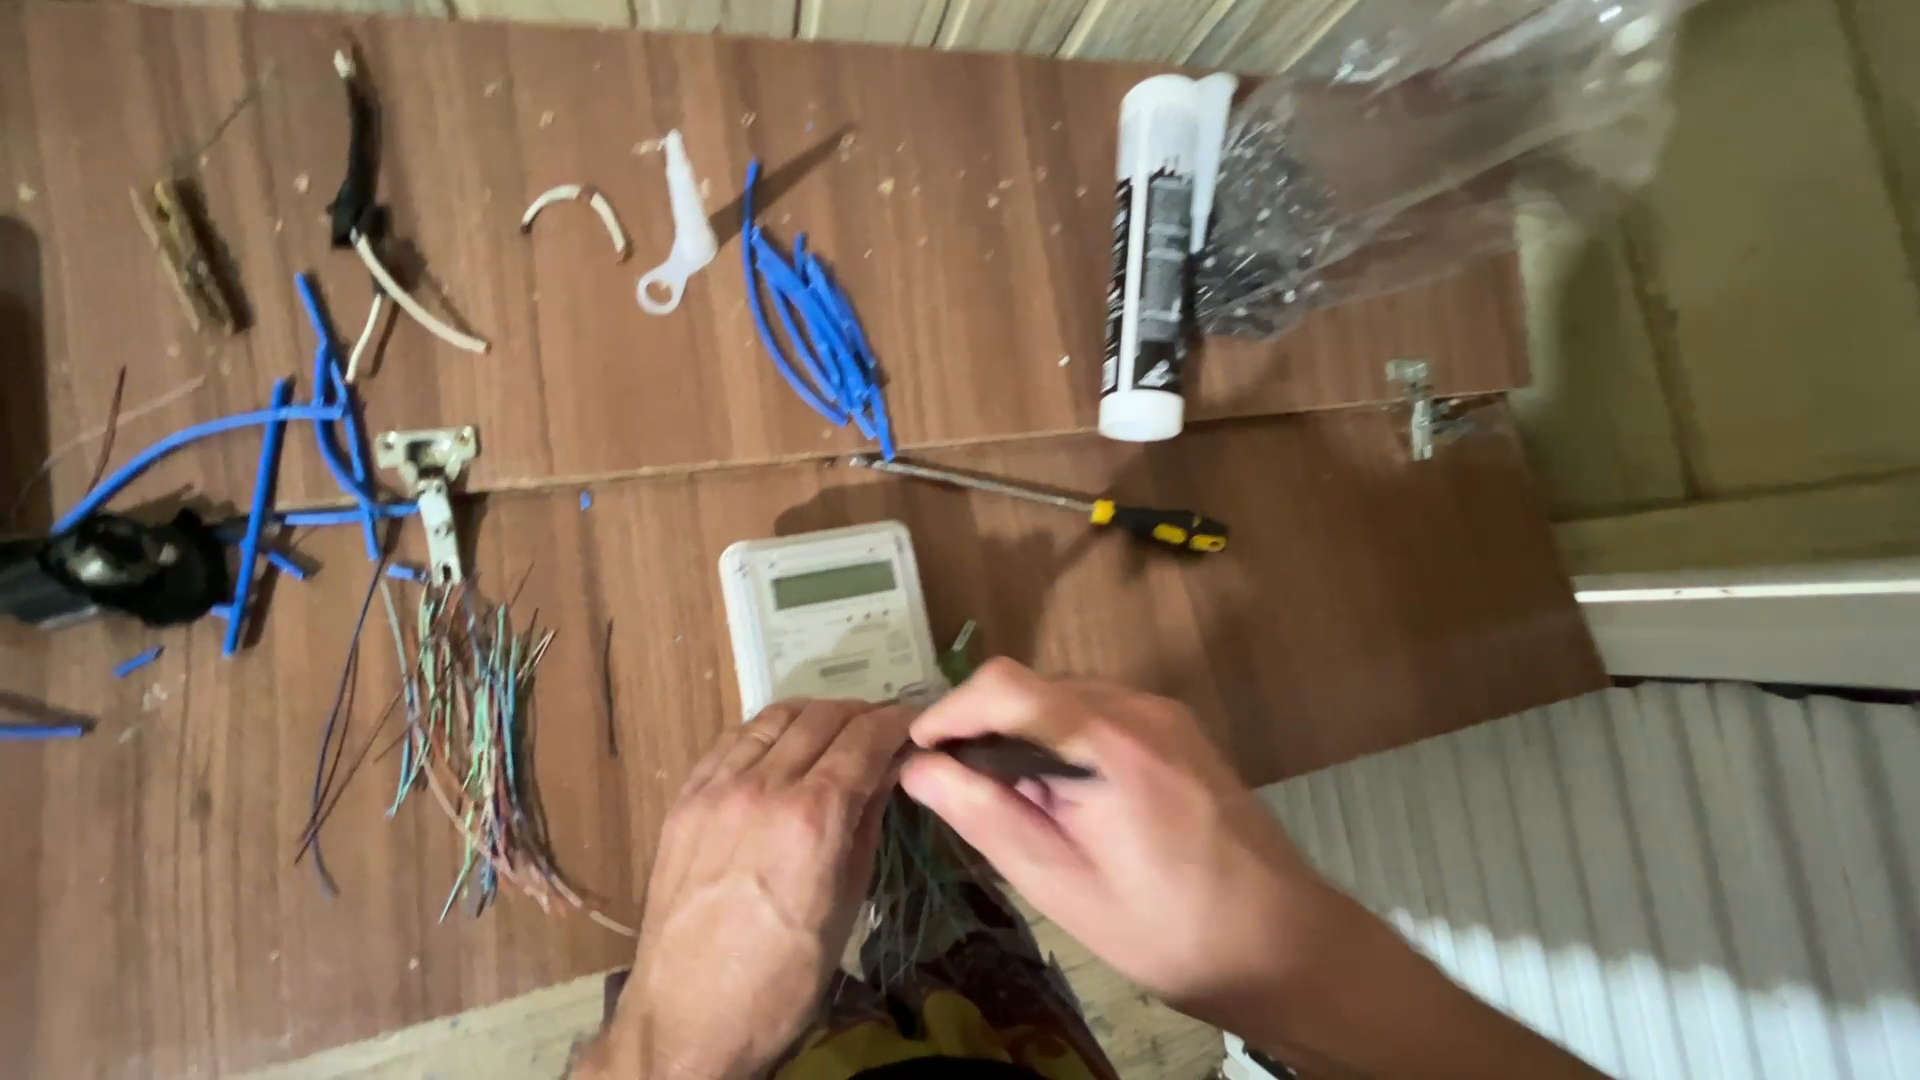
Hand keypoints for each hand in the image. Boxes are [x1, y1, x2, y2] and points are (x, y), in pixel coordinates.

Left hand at [584, 699, 909, 1079]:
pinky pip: (733, 738)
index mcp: (812, 818)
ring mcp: (717, 788)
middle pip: (824, 717)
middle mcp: (763, 787)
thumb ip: (867, 821)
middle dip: (864, 713)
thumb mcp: (846, 903)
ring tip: (837, 729)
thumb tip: (888, 770)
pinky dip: (770, 729)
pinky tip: (784, 744)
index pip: (866, 738)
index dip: (898, 721)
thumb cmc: (784, 979)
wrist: (686, 1022)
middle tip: (884, 728)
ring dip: (817, 713)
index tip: (916, 722)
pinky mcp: (685, 799)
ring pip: (777, 716)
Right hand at [898, 660, 1340, 1033]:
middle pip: (1032, 687)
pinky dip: (1060, 738)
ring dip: (1022, 734)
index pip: (1007, 686)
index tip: (921, 754)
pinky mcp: (1174, 724)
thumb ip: (987, 817)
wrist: (1285, 944)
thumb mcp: (1062, 885)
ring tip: (1020, 803)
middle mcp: (1138, 706)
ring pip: (1060, 695)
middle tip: (968, 793)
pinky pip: (1095, 710)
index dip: (951, 710)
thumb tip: (918, 769)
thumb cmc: (1168, 930)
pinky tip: (1068, 794)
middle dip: (985, 729)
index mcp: (1110, 742)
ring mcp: (1162, 710)